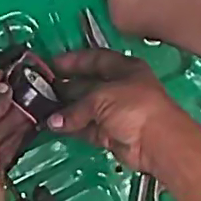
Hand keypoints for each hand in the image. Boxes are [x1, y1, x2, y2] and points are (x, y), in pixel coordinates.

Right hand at [45, 50, 188, 173]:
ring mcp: (116, 112)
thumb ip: (76, 107)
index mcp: (124, 68)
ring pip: (86, 109)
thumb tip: (56, 119)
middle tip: (43, 89)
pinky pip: (87, 128)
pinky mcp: (111, 134)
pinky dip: (73, 128)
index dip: (73, 61)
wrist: (157, 141)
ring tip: (44, 109)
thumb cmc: (136, 108)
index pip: (95, 59)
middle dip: (66, 87)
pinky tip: (56, 126)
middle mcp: (120, 88)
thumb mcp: (102, 98)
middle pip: (88, 85)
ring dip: (67, 110)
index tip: (52, 64)